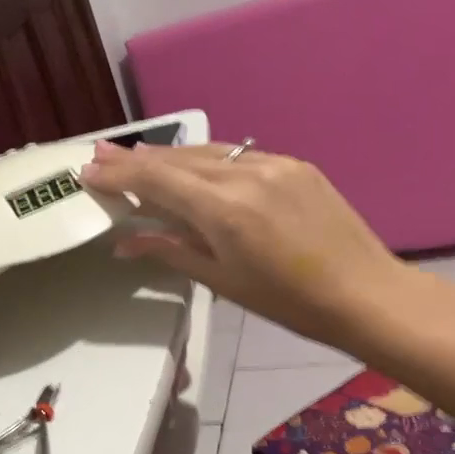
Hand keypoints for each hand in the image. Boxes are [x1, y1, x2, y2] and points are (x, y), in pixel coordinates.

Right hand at [81, 140, 411, 347]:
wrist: (366, 294)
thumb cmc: (289, 301)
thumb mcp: (222, 281)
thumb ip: (170, 250)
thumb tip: (124, 242)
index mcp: (224, 210)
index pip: (157, 180)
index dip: (119, 174)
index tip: (88, 169)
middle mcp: (246, 175)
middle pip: (178, 159)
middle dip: (136, 157)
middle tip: (100, 152)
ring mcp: (274, 164)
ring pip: (207, 152)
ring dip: (169, 155)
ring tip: (136, 155)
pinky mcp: (295, 164)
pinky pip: (238, 155)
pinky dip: (207, 160)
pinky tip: (192, 165)